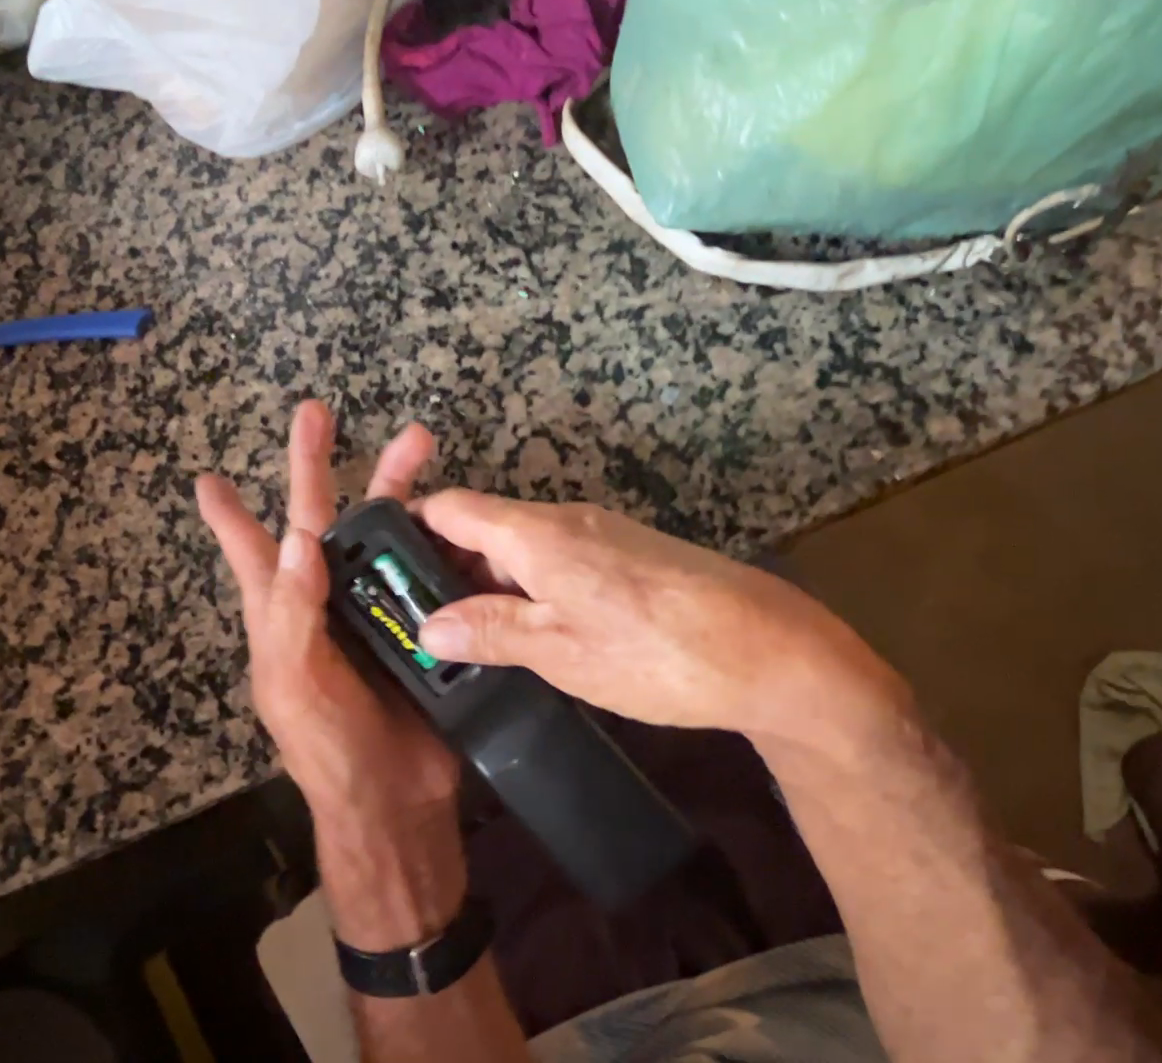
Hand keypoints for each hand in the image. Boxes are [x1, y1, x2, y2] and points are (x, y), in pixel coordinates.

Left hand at [196, 401, 460, 829]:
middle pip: (322, 523)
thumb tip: (299, 535)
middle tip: (318, 411)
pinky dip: (442, 539)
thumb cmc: (328, 747)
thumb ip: (292, 611)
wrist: (396, 800)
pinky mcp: (421, 624)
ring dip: (398, 490)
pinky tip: (462, 514)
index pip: (251, 554)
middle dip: (319, 467)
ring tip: (421, 440)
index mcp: (282, 615)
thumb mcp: (293, 681)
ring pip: (382, 537)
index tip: (207, 479)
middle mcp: (325, 604)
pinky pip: (428, 571)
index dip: (229, 516)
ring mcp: (375, 612)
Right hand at [414, 491, 912, 749]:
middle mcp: (566, 520)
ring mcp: (602, 537)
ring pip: (523, 549)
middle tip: (427, 626)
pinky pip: (560, 562)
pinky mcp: (630, 558)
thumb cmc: (655, 652)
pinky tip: (537, 636)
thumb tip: (427, 626)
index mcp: (536, 534)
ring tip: (475, 642)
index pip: (450, 507)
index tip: (388, 576)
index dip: (411, 533)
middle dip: (449, 571)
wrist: (774, 653)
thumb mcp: (558, 651)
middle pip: (484, 528)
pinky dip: (534, 590)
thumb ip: (489, 631)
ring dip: (492, 586)